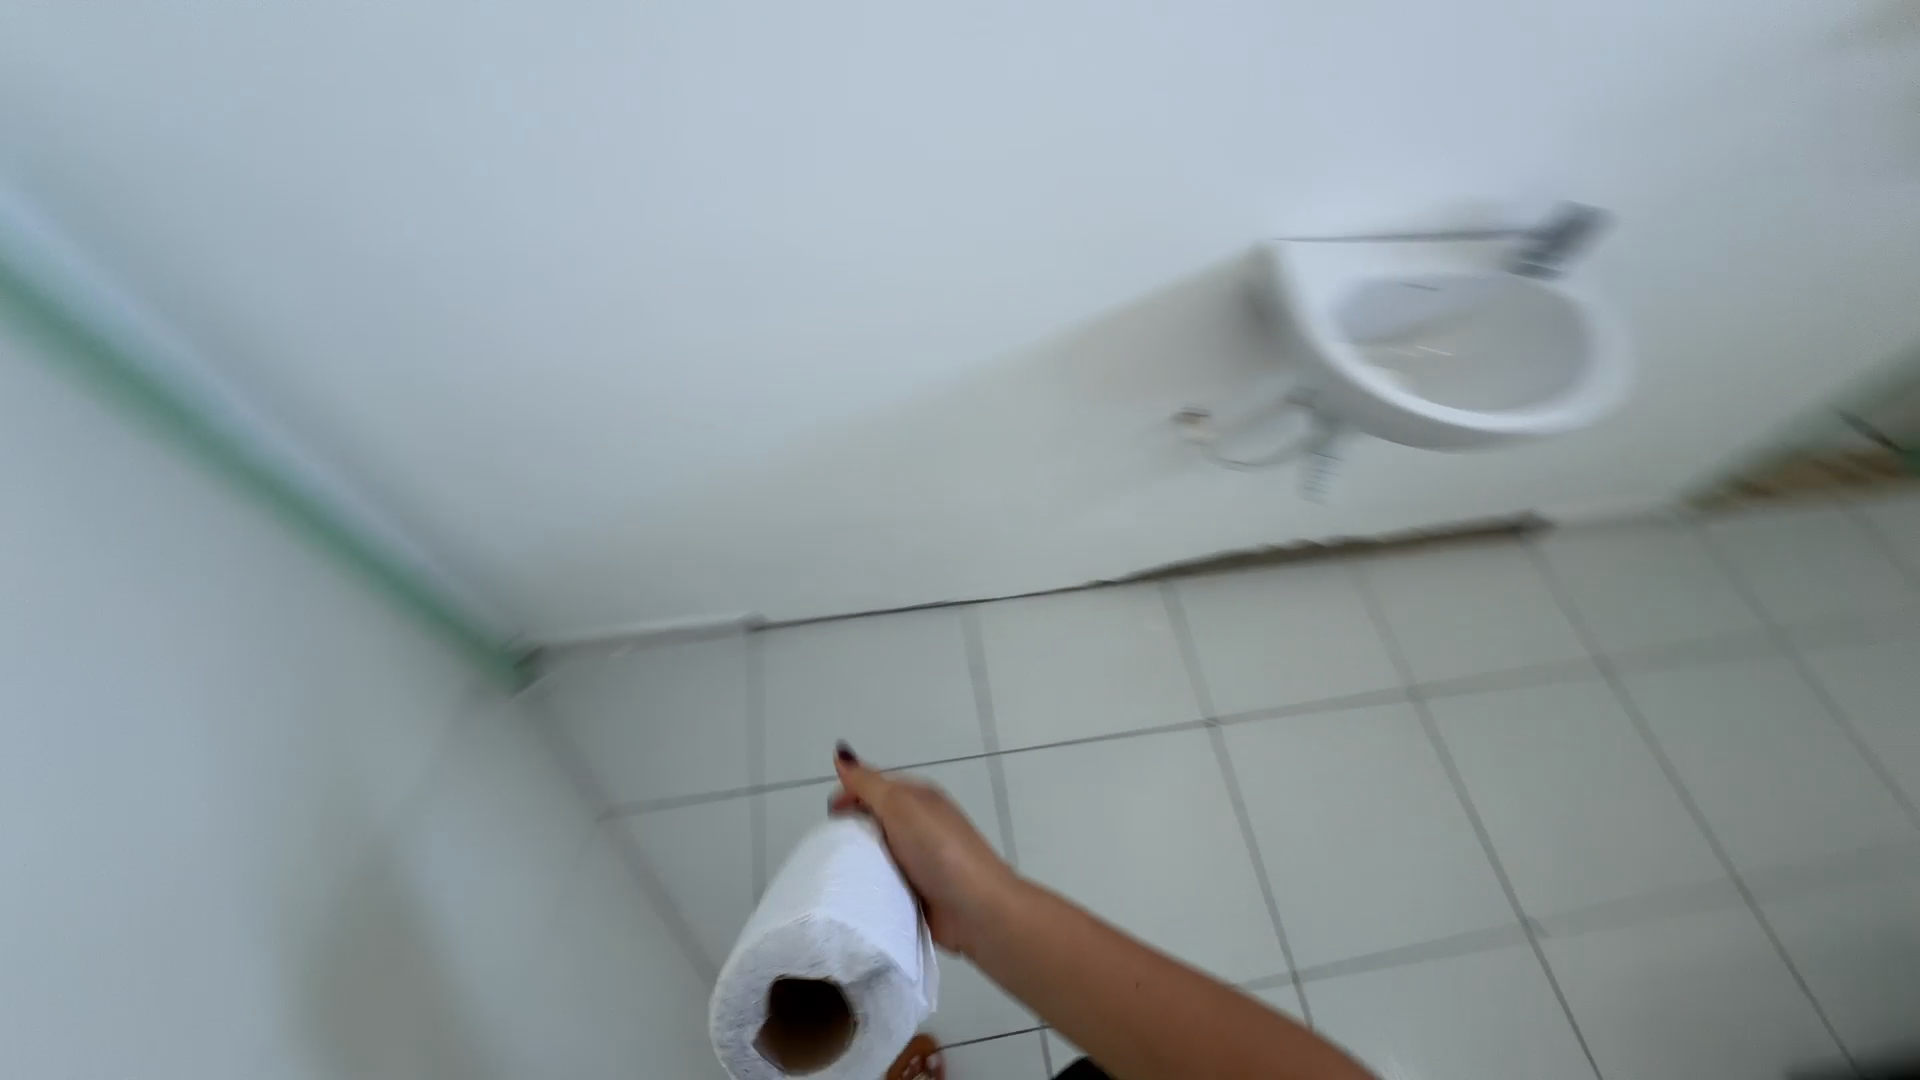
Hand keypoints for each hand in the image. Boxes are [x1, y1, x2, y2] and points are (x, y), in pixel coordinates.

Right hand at [829, 743, 1021, 955]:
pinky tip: (853, 896)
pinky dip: (869, 887)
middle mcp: (918, 825)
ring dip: (858, 861)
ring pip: (877, 853)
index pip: (875, 787)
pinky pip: (884, 883)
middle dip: (850, 829)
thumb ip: (868, 783)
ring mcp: (919, 860)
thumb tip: (841, 752)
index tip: (830, 817)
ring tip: (835, 874)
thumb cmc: (939, 850)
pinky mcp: (917, 893)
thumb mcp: (901, 806)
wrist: (978, 908)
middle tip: (829, 848)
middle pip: (874, 820)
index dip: (850, 794)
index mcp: (918, 798)